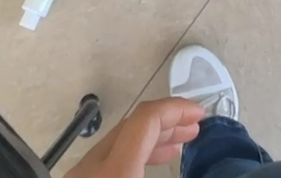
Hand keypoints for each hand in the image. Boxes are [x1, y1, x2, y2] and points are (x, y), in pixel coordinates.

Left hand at [62, 98, 205, 177]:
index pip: (145, 119)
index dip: (175, 108)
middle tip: (193, 124)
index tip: (199, 113)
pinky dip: (134, 154)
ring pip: (119, 142)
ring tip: (178, 143)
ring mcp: (81, 175)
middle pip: (132, 125)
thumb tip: (199, 167)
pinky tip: (148, 164)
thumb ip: (171, 172)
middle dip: (167, 120)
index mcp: (115, 170)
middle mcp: (92, 166)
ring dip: (151, 138)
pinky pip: (109, 160)